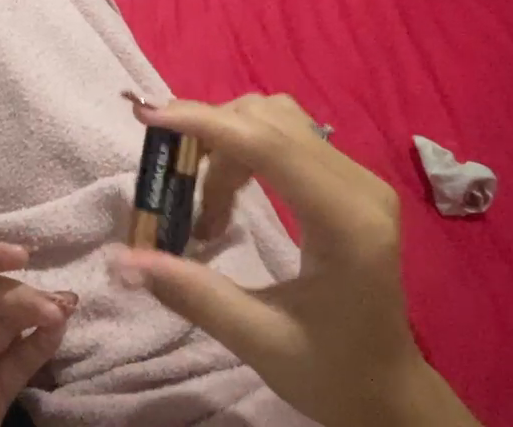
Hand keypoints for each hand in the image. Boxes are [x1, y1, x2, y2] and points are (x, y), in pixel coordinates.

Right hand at [113, 95, 480, 426]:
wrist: (390, 394)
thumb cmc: (332, 373)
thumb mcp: (258, 341)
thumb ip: (192, 293)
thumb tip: (122, 259)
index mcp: (347, 223)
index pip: (269, 145)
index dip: (205, 123)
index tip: (147, 119)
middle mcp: (359, 186)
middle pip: (267, 121)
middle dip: (206, 134)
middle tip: (165, 174)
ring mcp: (358, 178)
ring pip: (273, 119)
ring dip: (223, 139)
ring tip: (198, 193)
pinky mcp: (348, 180)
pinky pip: (284, 134)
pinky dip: (241, 145)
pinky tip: (226, 187)